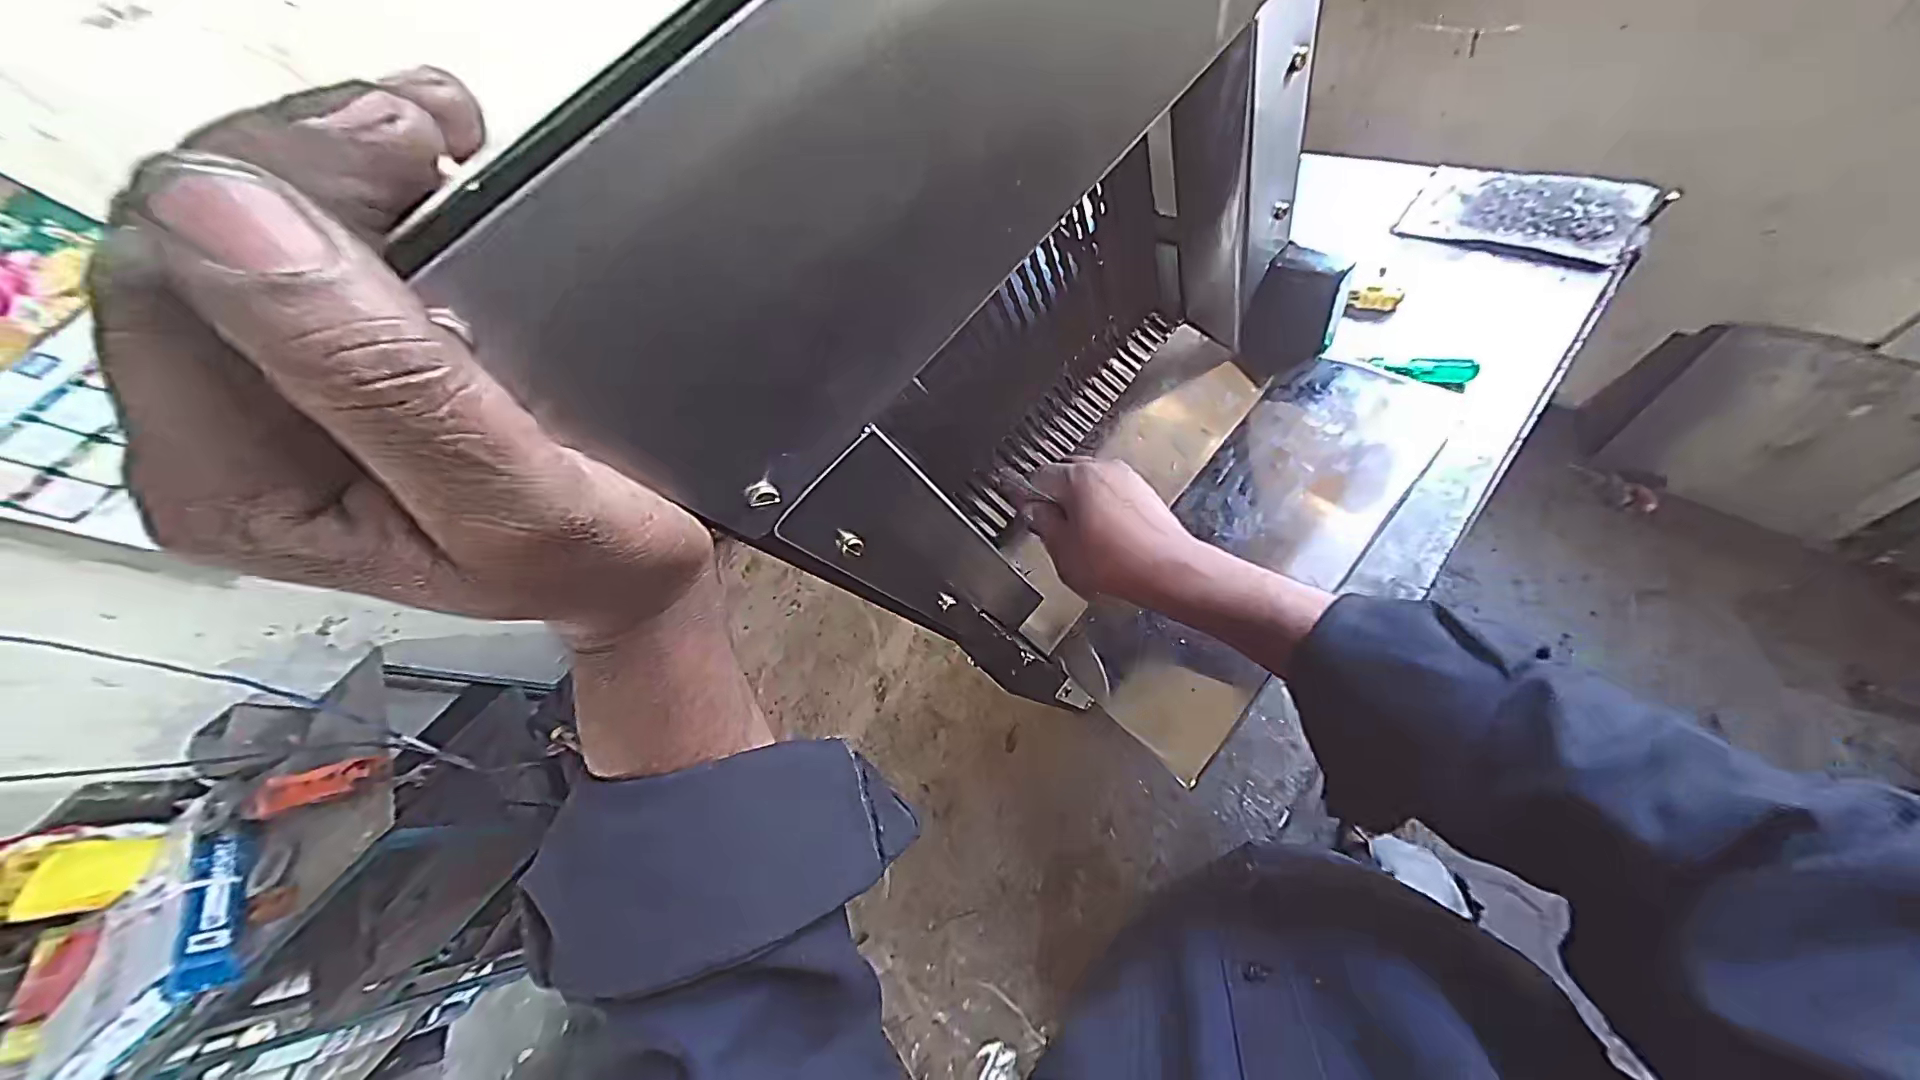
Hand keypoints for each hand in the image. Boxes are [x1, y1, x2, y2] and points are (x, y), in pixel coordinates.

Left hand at [93, 72, 768, 774]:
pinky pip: (318, 262)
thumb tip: (226, 208)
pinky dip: (372, 201)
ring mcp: (282, 403)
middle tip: (433, 124)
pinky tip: (434, 176)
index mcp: (242, 489)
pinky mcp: (347, 377)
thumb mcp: (523, 504)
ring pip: (247, 236)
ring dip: (338, 167)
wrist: (646, 576)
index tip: (413, 149)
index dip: (274, 191)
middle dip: (305, 162)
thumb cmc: (606, 562)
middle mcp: (230, 439)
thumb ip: (398, 391)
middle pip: (197, 247)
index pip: (179, 289)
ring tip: (439, 131)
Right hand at [1012, 458, 1206, 607]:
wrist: (1169, 570)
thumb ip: (1043, 523)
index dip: (1028, 496)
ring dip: (1082, 503)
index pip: (1038, 476)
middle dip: (1056, 497)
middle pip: (1066, 475)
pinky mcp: (1145, 493)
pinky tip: (1105, 537)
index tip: (1026, 510)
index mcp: (1077, 476)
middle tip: (1052, 527)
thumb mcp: (1063, 549)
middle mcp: (1103, 468)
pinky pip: (1113, 494)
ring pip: (1092, 484)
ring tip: (1082, 536)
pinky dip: (1105, 509)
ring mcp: (1128, 478)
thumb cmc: (1119, 561)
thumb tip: (1034, 510)